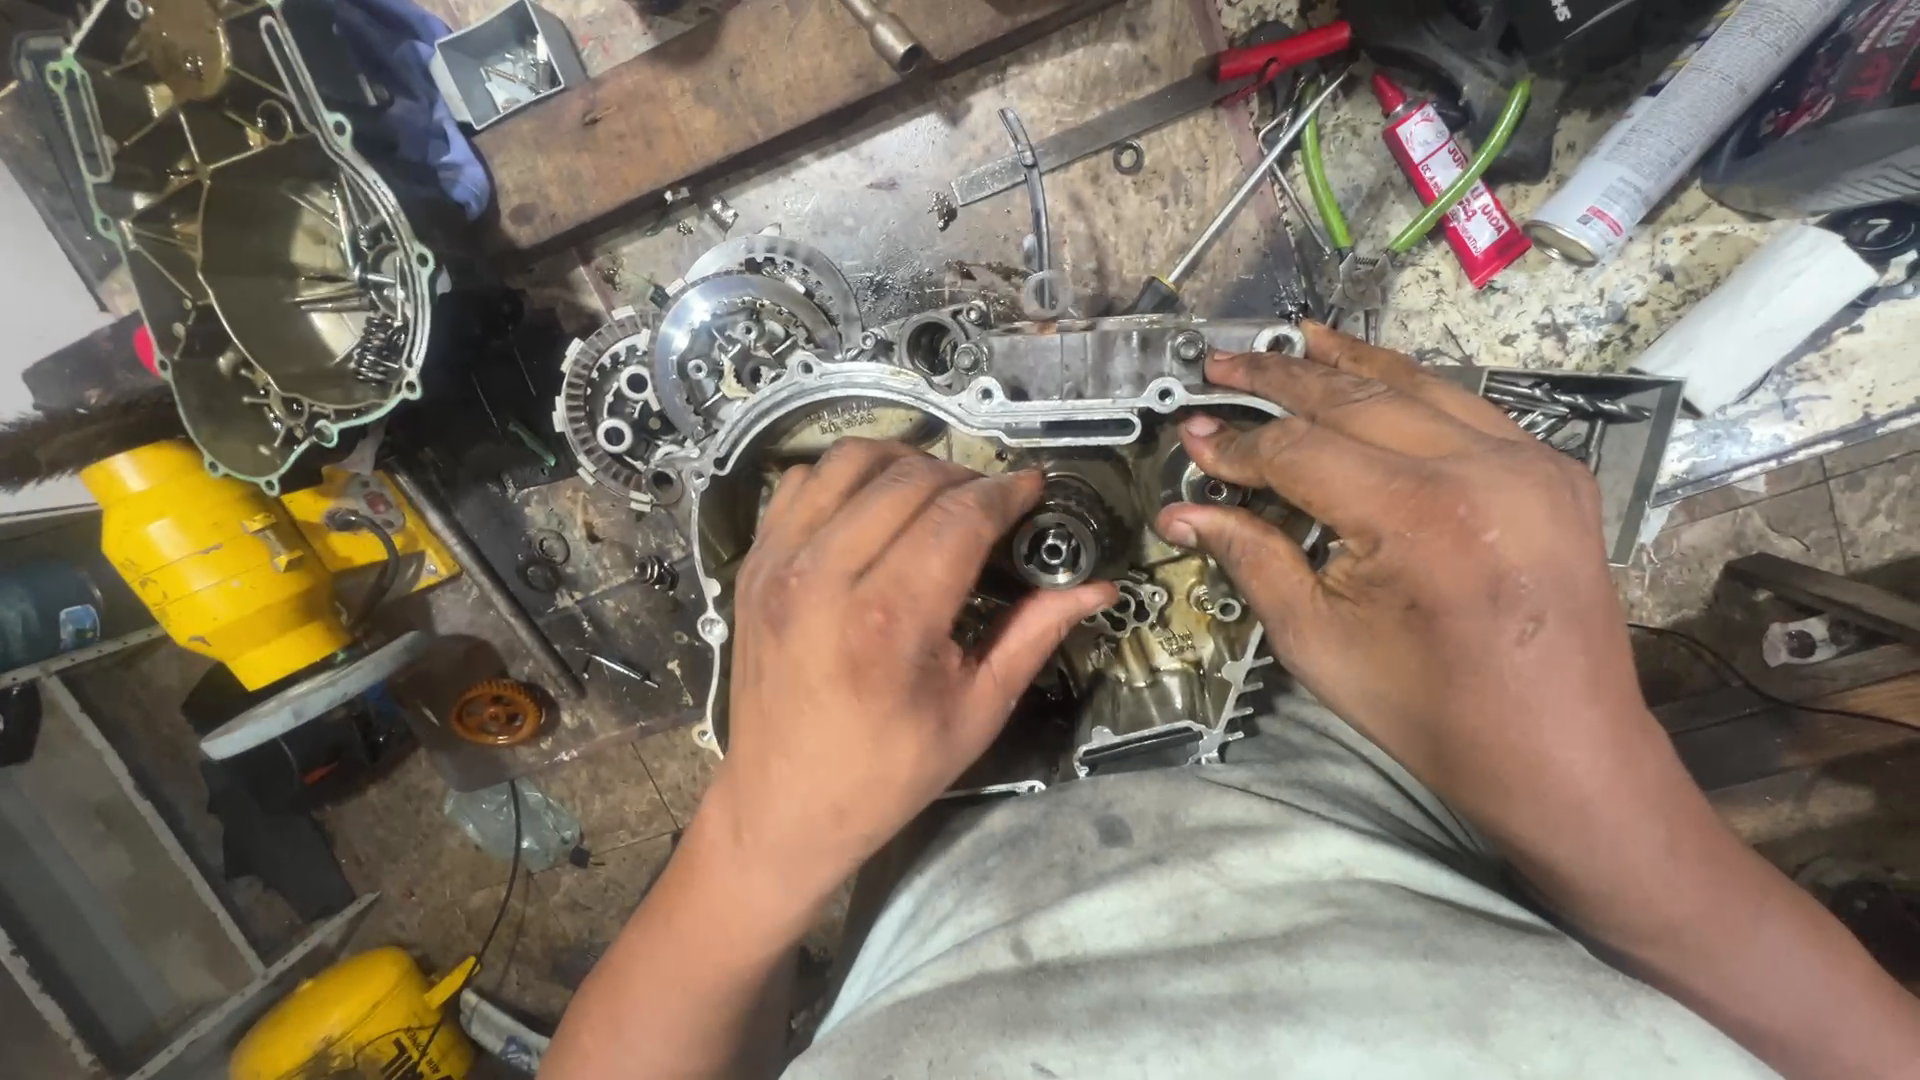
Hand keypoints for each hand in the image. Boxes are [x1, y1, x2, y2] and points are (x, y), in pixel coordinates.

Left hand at [701, 439, 1113, 906]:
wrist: (782, 804)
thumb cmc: (886, 773)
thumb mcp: (975, 713)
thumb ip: (1033, 635)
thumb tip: (1097, 587)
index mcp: (888, 620)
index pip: (959, 517)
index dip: (1005, 493)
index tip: (1032, 489)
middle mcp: (825, 576)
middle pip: (909, 479)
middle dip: (964, 477)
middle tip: (991, 504)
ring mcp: (779, 563)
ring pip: (851, 462)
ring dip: (905, 462)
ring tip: (937, 494)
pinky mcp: (754, 563)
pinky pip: (801, 481)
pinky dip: (845, 477)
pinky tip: (872, 507)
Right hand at [1155, 324, 1663, 856]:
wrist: (1559, 750)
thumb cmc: (1423, 709)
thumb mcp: (1315, 639)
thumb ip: (1249, 556)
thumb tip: (1180, 512)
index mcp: (1417, 517)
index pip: (1300, 451)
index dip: (1238, 444)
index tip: (1191, 437)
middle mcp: (1480, 468)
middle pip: (1353, 399)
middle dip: (1277, 379)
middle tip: (1220, 364)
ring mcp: (1528, 460)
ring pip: (1413, 385)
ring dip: (1340, 364)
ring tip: (1287, 342)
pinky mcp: (1553, 469)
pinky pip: (1463, 407)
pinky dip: (1403, 387)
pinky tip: (1365, 377)